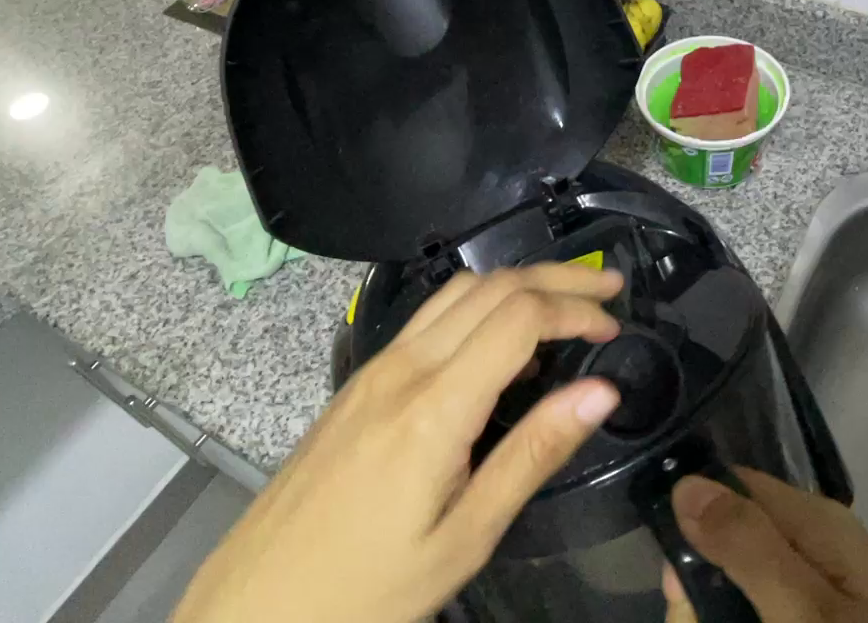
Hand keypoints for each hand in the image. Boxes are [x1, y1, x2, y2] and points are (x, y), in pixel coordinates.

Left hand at [174, 263, 625, 622]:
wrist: (252, 605)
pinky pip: (433, 316)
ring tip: (566, 303)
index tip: (615, 327)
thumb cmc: (367, 587)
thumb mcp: (464, 537)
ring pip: (459, 290)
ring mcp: (377, 366)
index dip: (574, 310)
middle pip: (492, 285)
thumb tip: (602, 392)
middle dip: (557, 278)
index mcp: (434, 405)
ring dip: (519, 283)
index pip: (518, 317)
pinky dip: (483, 306)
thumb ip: (533, 454)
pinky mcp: (363, 378)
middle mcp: (404, 366)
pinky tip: (503, 343)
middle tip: (608, 291)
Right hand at [663, 469, 867, 622]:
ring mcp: (814, 584)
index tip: (679, 578)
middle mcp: (812, 541)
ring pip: (734, 585)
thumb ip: (747, 546)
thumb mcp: (804, 610)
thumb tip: (685, 482)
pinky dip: (741, 621)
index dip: (693, 524)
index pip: (730, 486)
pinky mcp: (813, 613)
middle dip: (703, 591)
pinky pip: (756, 607)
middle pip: (726, 541)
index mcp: (815, 520)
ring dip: (714, 615)